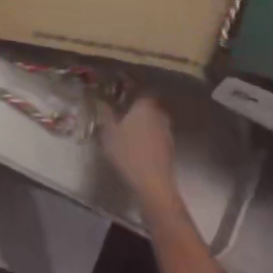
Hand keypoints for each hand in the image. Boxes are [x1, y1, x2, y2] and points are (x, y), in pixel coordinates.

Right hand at [98, 95, 179, 214]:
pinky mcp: (170, 145)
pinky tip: (138, 149)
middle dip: (136, 112)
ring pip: (152, 122)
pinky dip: (148, 139)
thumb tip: (102, 102)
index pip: (140, 92)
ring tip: (128, 137)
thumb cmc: (127, 153)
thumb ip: (106, 115)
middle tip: (121, 120)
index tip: (120, 102)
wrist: (153, 180)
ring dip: (142, 126)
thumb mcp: (109, 134)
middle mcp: (159, 113)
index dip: (130, 96)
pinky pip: (156, 136)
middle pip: (147, 107)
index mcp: (144, 106)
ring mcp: (167, 130)